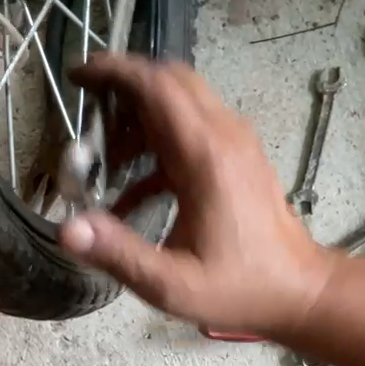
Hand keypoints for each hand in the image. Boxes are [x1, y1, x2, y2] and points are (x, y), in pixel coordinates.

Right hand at [57, 56, 337, 339]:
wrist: (297, 293)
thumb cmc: (237, 290)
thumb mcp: (170, 283)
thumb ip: (117, 253)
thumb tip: (67, 230)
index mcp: (205, 157)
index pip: (156, 87)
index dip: (113, 72)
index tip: (77, 73)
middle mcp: (223, 135)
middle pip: (170, 82)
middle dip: (123, 87)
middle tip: (85, 112)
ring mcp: (235, 144)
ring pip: (181, 101)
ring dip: (139, 116)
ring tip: (105, 157)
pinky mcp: (237, 159)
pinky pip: (191, 131)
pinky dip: (157, 143)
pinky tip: (132, 190)